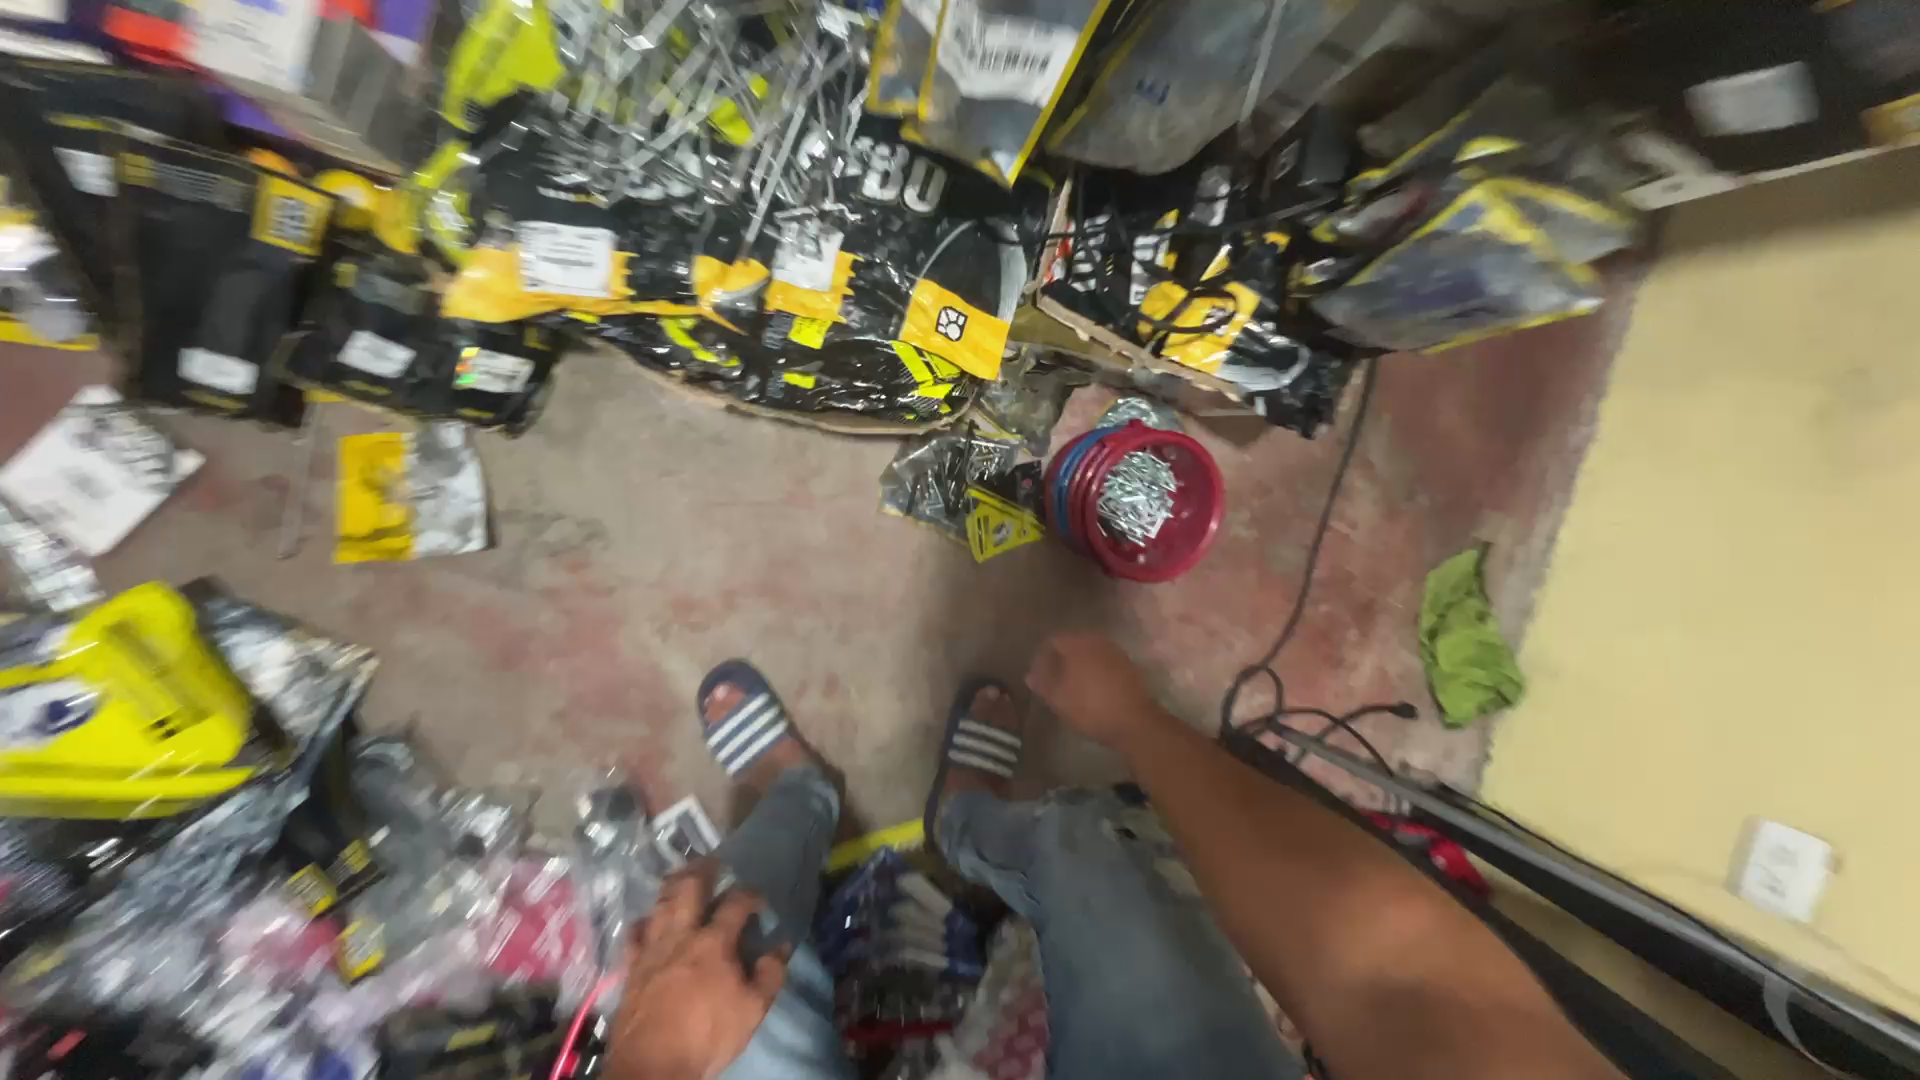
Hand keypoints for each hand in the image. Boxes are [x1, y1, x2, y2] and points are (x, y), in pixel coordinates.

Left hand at [604, 861, 789, 1079]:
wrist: (651, 1069)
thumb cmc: (707, 1036)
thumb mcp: (752, 1010)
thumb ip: (769, 974)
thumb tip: (781, 945)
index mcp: (714, 942)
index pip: (736, 903)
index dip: (750, 895)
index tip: (758, 899)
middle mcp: (681, 936)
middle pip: (689, 890)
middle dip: (702, 870)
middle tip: (711, 860)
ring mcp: (652, 951)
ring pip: (660, 906)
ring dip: (671, 887)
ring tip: (680, 876)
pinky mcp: (631, 971)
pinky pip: (633, 937)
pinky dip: (641, 923)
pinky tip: (646, 920)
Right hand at [1026, 632, 1166, 751]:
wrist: (1135, 722)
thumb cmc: (1090, 707)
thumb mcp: (1058, 698)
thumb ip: (1042, 683)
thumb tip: (1030, 674)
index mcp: (1078, 644)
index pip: (1055, 640)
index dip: (1044, 656)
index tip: (1039, 674)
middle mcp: (1098, 641)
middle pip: (1075, 644)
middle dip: (1063, 658)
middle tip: (1054, 678)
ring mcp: (1116, 653)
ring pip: (1091, 653)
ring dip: (1081, 665)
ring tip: (1072, 685)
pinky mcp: (1130, 667)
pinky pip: (1105, 663)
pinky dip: (1096, 671)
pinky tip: (1093, 689)